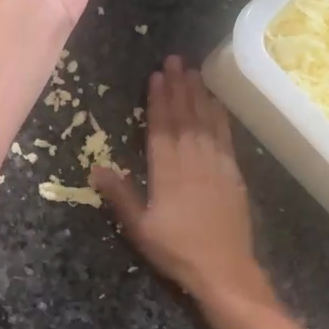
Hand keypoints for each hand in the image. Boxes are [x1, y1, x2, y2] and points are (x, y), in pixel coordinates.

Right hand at [93, 57, 270, 306]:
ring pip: (206, 121)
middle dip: (179, 87)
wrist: (223, 268)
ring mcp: (216, 164)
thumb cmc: (176, 250)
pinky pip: (225, 135)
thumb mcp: (139, 228)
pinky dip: (219, 115)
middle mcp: (193, 160)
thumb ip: (120, 195)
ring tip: (193, 71)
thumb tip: (95, 167)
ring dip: (199, 94)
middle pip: (185, 116)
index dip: (158, 100)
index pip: (161, 127)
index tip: (156, 76)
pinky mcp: (233, 173)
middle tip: (175, 60)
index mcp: (166, 171)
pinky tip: (216, 103)